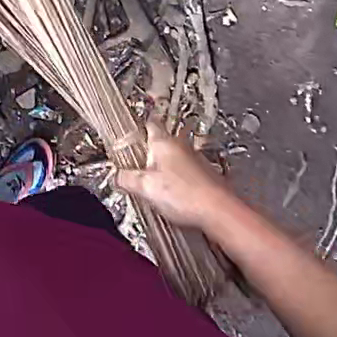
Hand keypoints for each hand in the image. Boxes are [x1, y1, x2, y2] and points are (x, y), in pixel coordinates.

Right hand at [116, 124, 247, 232]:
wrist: (220, 212)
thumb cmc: (186, 195)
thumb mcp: (145, 188)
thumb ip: (126, 179)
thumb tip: (116, 176)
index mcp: (164, 143)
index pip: (150, 124)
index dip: (139, 126)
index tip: (131, 130)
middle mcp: (181, 146)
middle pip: (160, 143)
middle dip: (147, 153)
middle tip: (135, 166)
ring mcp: (195, 160)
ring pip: (173, 158)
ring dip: (162, 168)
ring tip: (153, 185)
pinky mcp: (205, 176)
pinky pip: (184, 173)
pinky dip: (176, 180)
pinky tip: (172, 196)